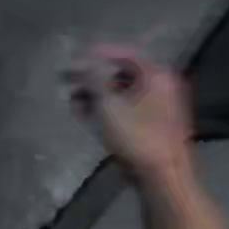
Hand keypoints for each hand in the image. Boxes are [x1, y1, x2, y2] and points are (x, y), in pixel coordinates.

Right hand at [66, 46, 193, 180]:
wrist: (163, 175)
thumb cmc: (136, 135)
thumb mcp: (107, 103)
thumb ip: (92, 79)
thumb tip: (80, 62)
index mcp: (156, 76)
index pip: (124, 54)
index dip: (96, 53)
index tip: (73, 58)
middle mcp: (160, 86)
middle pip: (120, 73)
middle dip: (90, 77)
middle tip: (66, 79)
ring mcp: (157, 106)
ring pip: (119, 92)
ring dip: (93, 94)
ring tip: (71, 102)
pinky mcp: (152, 123)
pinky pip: (124, 107)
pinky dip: (104, 107)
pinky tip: (83, 115)